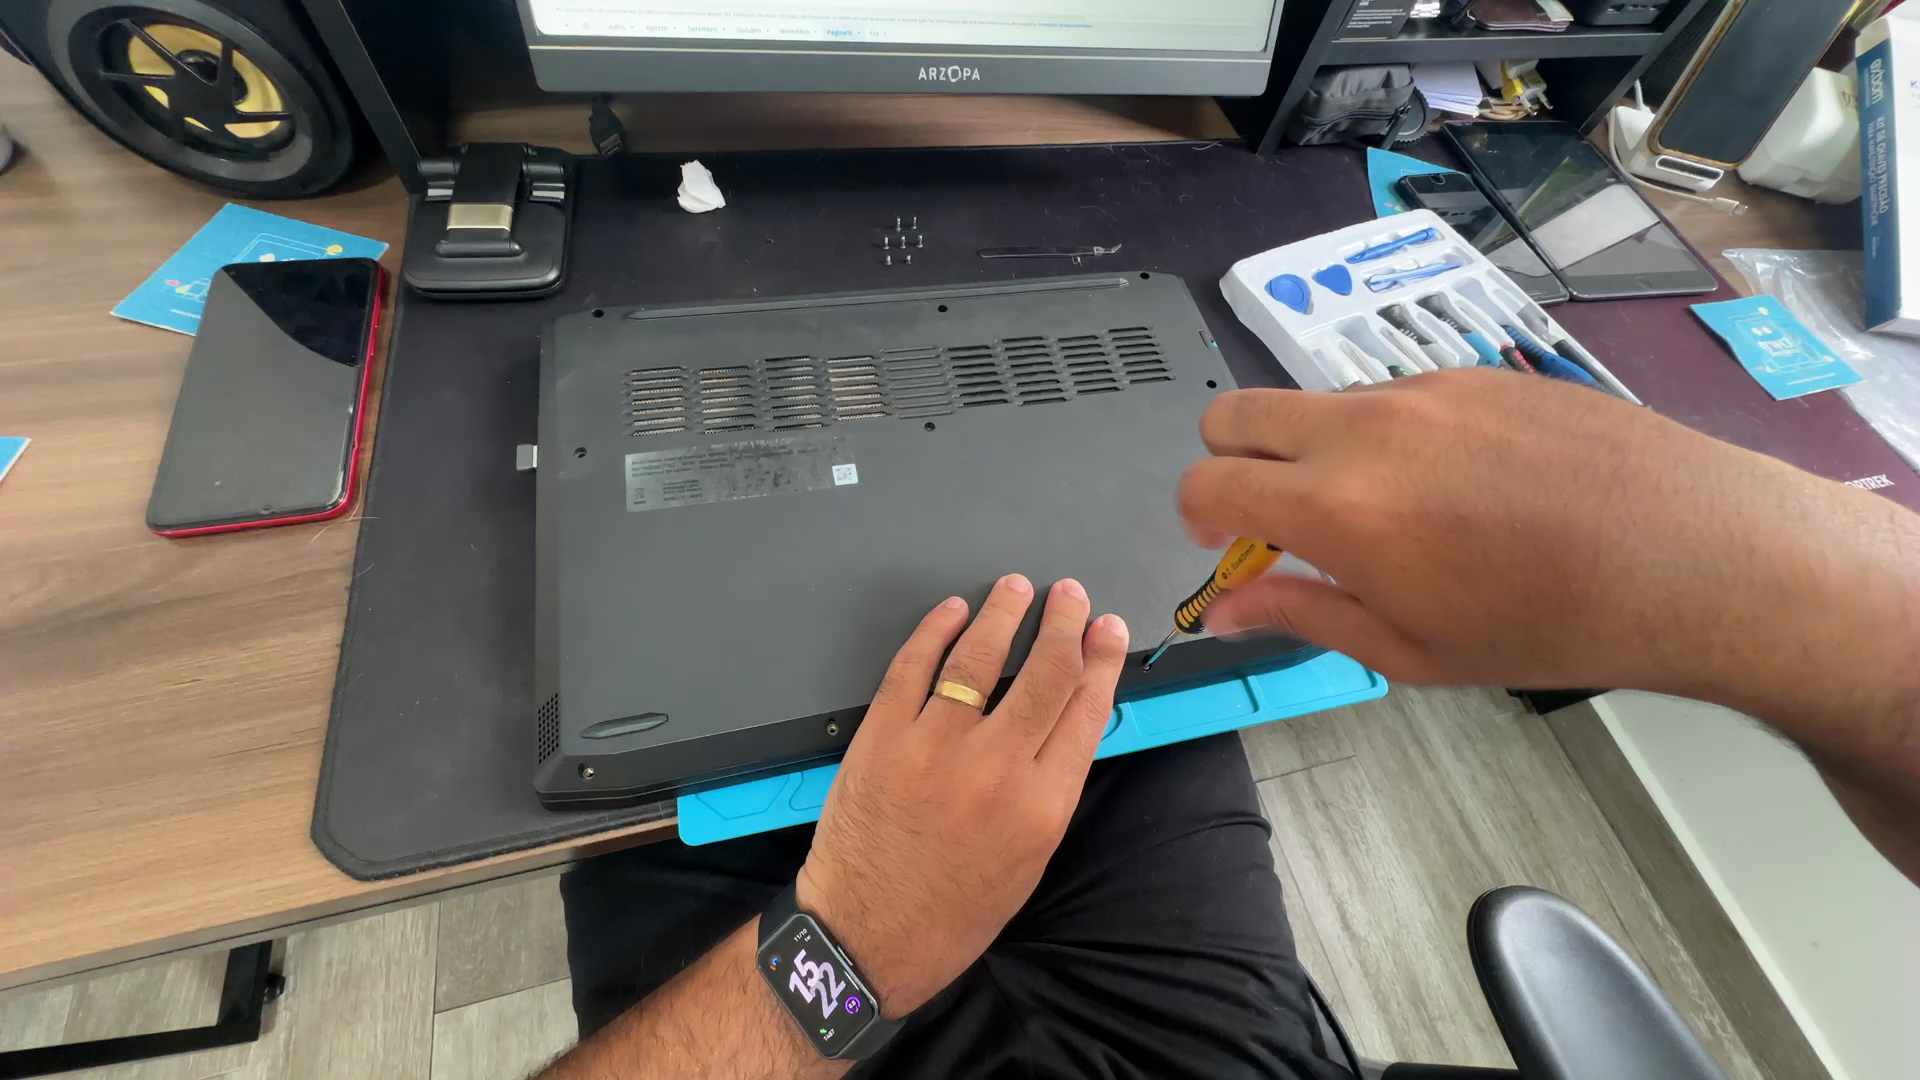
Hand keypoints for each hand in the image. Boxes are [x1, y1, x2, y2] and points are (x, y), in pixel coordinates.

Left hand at [794, 575, 1128, 1017]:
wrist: (867, 934)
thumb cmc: (955, 907)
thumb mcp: (1029, 855)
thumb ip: (1051, 784)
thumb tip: (1066, 715)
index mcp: (1042, 804)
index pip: (1086, 708)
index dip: (1102, 659)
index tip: (1108, 629)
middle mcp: (996, 767)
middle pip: (1044, 672)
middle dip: (1063, 622)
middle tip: (1068, 593)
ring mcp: (934, 746)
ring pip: (978, 656)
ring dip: (1003, 613)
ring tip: (1016, 588)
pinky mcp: (883, 735)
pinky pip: (913, 666)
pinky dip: (935, 630)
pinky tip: (952, 611)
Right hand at [1176, 370, 1918, 705]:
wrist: (1706, 560)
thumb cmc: (1541, 625)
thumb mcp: (1402, 646)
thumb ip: (1294, 614)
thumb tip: (1219, 613)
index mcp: (1335, 505)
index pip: (1205, 481)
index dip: (1194, 516)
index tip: (1223, 543)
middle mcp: (1361, 429)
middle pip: (1231, 412)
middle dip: (1225, 461)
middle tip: (1270, 510)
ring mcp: (1417, 390)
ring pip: (1308, 404)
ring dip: (1306, 451)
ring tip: (1383, 506)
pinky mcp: (1469, 373)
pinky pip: (1383, 397)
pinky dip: (1377, 436)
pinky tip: (1450, 481)